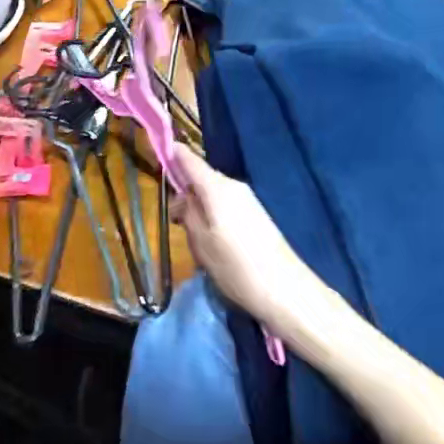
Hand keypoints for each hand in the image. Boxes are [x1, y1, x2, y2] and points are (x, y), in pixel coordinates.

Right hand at [172, 145, 325, 335]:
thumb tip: (182, 195)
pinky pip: (227, 203)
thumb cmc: (237, 267)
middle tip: (175, 218)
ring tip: (195, 237)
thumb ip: (188, 213)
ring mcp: (247, 198)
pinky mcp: (256, 213)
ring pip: (214, 192)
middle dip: (185, 190)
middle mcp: (233, 185)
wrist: (286, 290)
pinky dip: (214, 213)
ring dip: (200, 205)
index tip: (156, 152)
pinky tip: (215, 241)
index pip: (190, 159)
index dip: (172, 153)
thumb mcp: (202, 243)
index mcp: (217, 187)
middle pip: (202, 176)